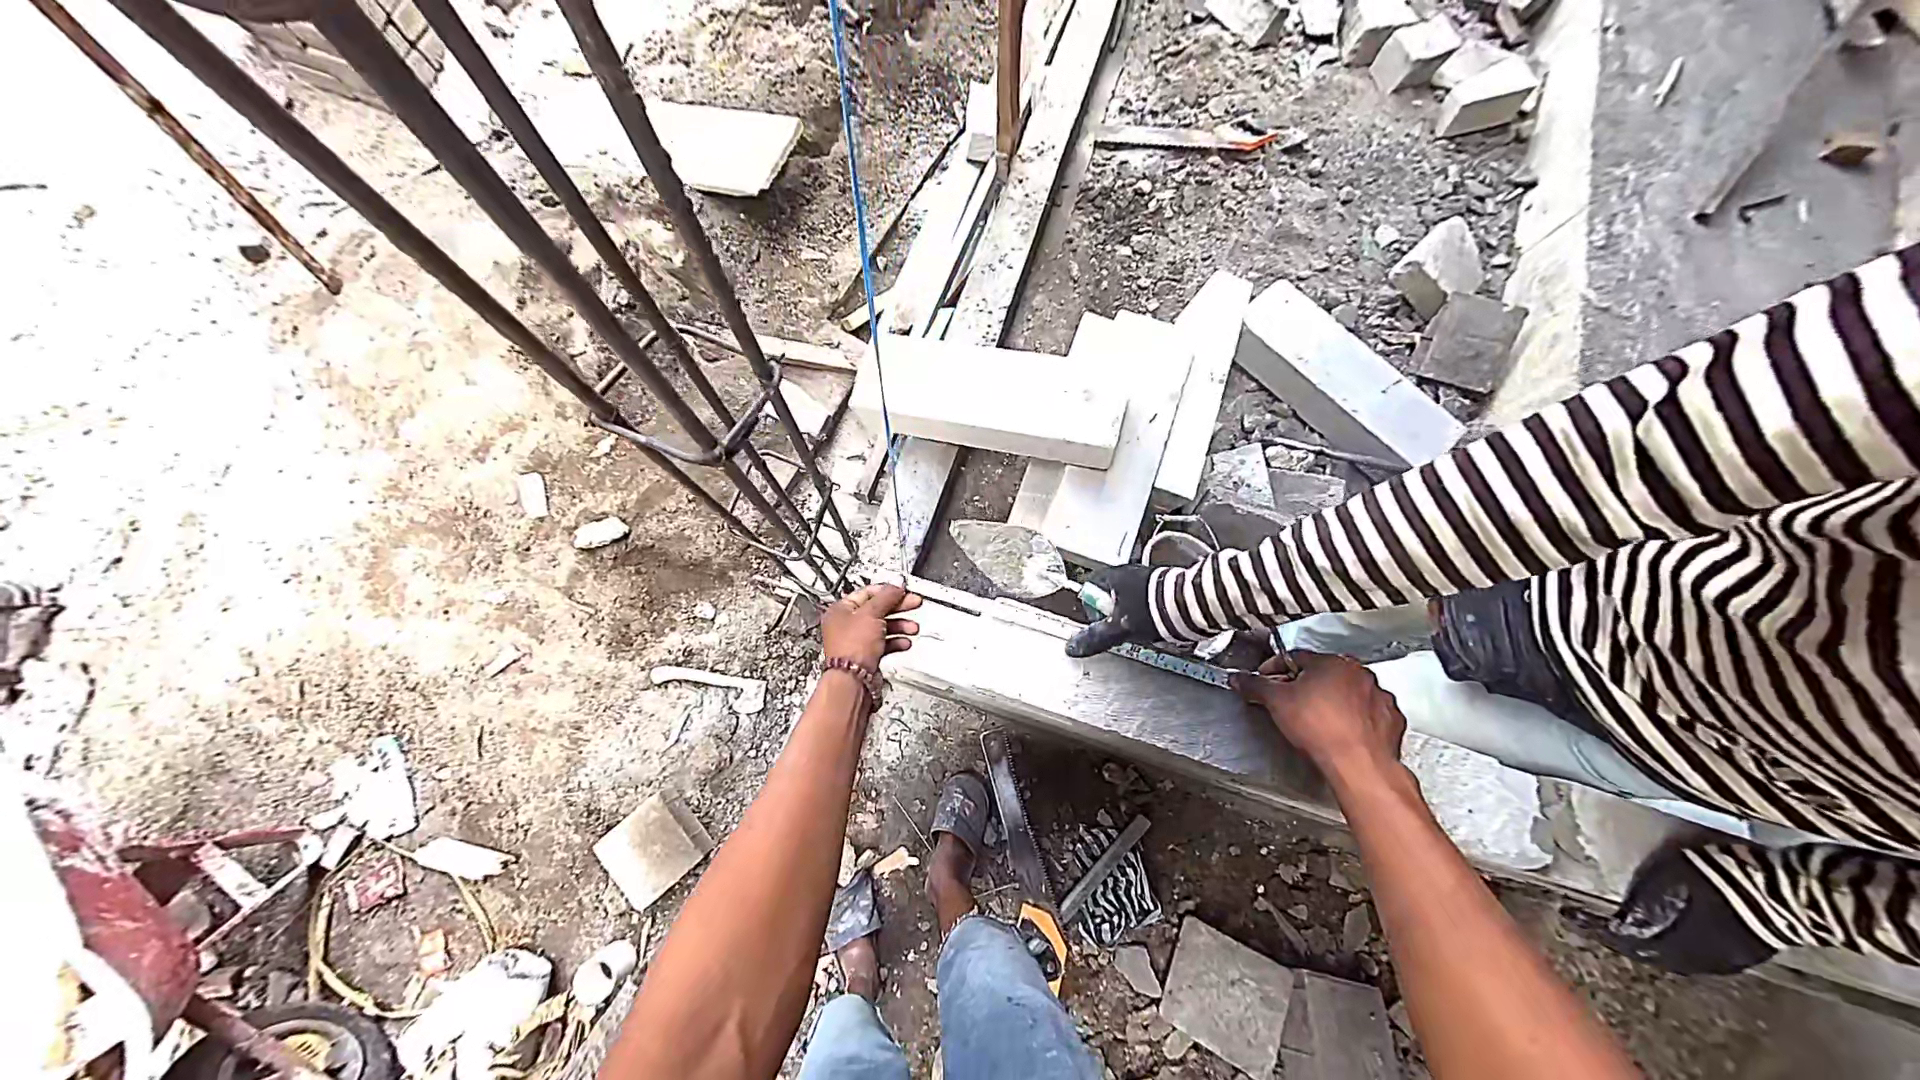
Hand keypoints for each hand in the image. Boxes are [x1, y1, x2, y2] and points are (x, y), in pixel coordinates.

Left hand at [822, 583, 922, 669]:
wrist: (853, 680)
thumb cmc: (852, 648)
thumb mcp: (872, 614)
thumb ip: (886, 597)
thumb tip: (896, 586)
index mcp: (841, 610)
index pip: (867, 593)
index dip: (886, 591)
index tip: (902, 590)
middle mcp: (847, 625)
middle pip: (877, 610)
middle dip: (898, 608)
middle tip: (913, 603)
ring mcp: (856, 641)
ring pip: (882, 627)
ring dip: (900, 625)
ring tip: (912, 627)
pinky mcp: (866, 655)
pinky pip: (884, 644)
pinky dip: (896, 642)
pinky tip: (905, 642)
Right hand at [1064, 564, 1154, 656]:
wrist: (1190, 602)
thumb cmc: (1151, 610)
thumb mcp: (1119, 628)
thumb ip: (1096, 638)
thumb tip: (1071, 648)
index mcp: (1112, 577)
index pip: (1090, 588)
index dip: (1091, 608)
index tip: (1099, 623)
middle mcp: (1128, 573)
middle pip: (1111, 597)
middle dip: (1116, 616)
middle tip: (1123, 630)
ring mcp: (1147, 578)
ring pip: (1131, 601)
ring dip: (1135, 617)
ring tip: (1145, 630)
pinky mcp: (1163, 585)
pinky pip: (1149, 601)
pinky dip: (1151, 614)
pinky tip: (1159, 624)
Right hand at [1231, 651, 1406, 790]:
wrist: (1359, 765)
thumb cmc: (1322, 730)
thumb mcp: (1275, 702)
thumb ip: (1255, 685)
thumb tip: (1241, 679)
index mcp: (1331, 663)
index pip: (1295, 657)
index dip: (1275, 668)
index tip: (1267, 679)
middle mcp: (1359, 675)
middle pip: (1322, 673)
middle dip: (1303, 685)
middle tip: (1287, 702)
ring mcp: (1378, 697)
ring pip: (1347, 693)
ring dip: (1331, 701)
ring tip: (1314, 721)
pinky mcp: (1390, 720)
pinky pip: (1367, 713)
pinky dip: (1354, 719)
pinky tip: (1340, 732)